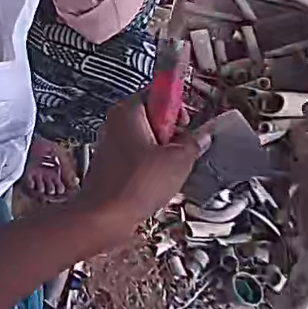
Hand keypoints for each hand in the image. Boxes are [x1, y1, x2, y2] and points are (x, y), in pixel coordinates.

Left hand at [68, 99, 210, 251]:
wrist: (104, 217)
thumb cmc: (134, 185)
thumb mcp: (178, 160)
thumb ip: (195, 143)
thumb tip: (203, 136)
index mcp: (128, 110)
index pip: (159, 91)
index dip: (178, 106)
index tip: (188, 121)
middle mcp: (116, 122)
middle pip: (155, 116)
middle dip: (173, 133)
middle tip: (180, 150)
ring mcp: (113, 142)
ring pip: (149, 138)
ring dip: (164, 152)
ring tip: (168, 170)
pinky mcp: (113, 163)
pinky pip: (140, 156)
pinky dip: (151, 166)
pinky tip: (156, 182)